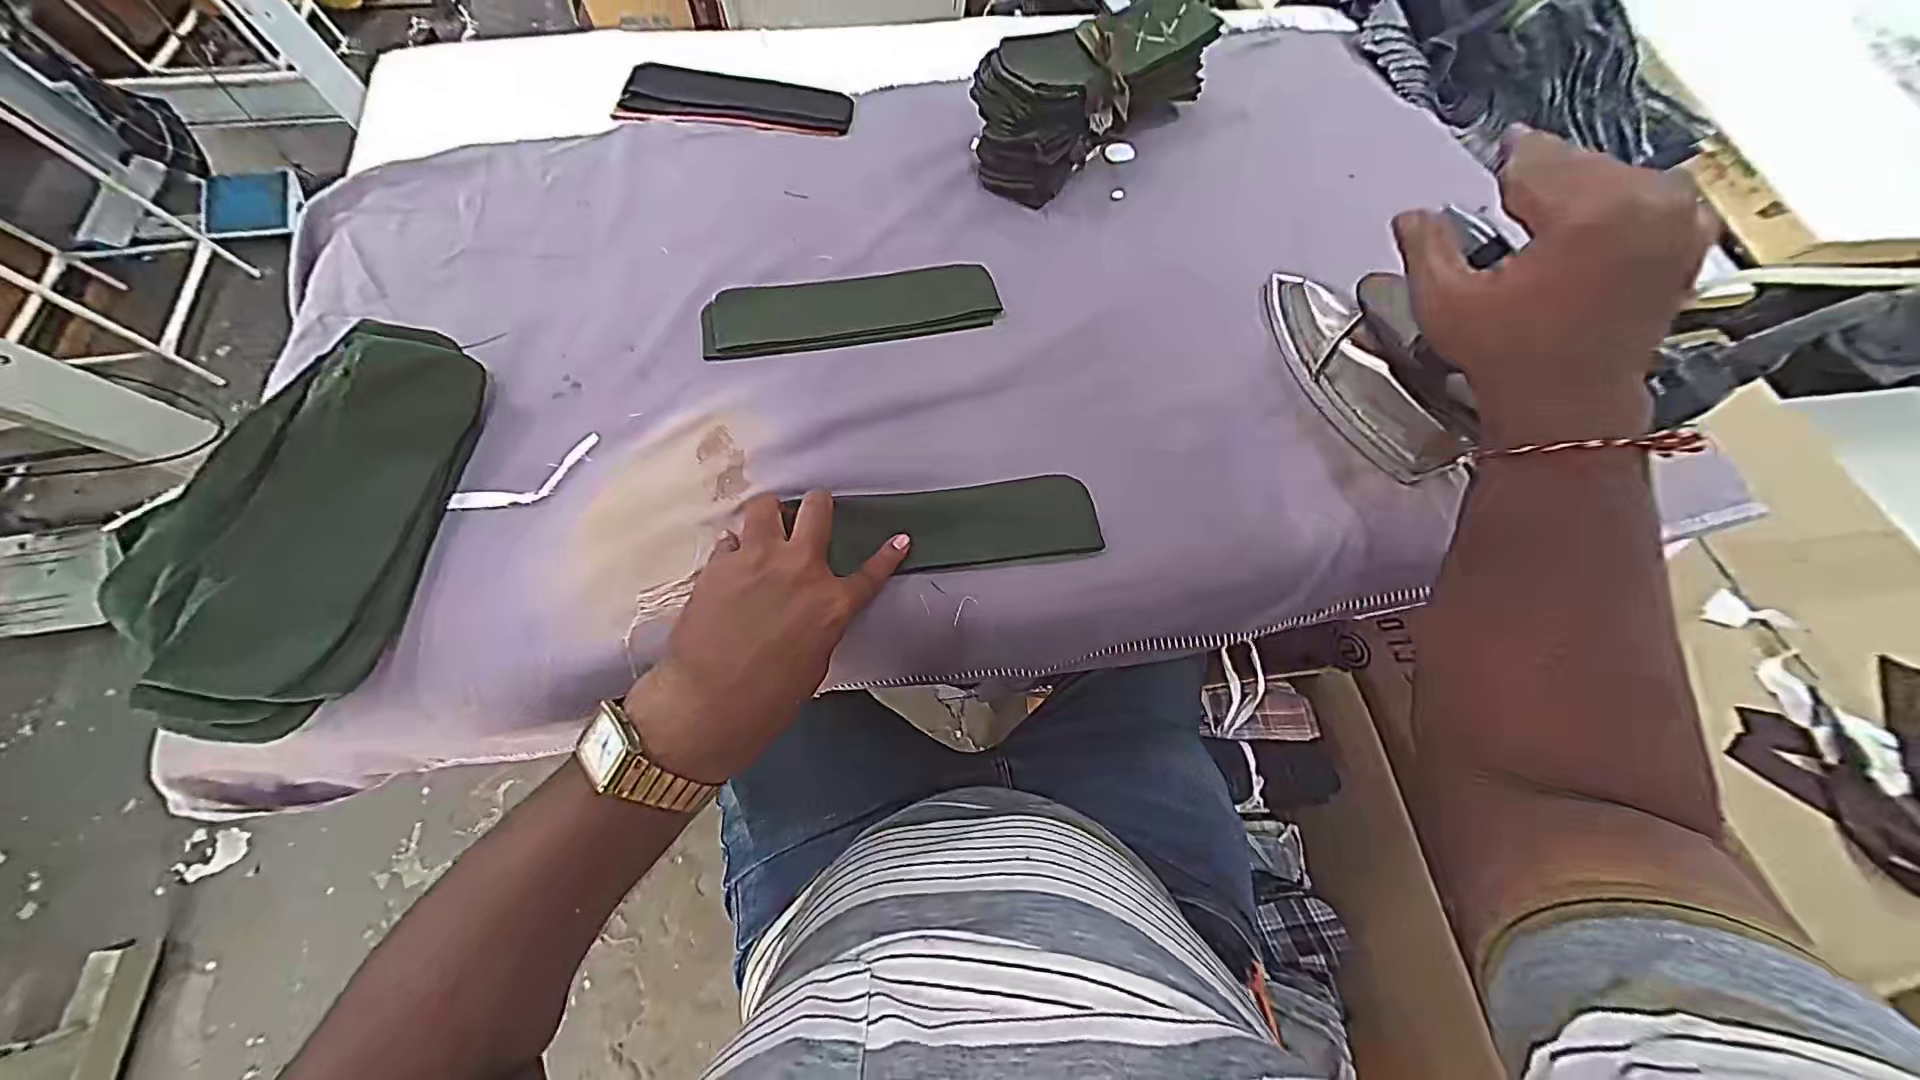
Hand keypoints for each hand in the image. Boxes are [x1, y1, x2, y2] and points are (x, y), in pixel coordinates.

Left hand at [621, 491, 908, 783]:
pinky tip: (734, 561)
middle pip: (816, 509)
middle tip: (816, 508)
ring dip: (771, 512)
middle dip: (819, 504)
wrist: (711, 701)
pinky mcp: (719, 565)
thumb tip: (812, 613)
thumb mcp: (816, 662)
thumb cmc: (768, 697)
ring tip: (769, 521)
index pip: (872, 571)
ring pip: (765, 506)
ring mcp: (756, 560)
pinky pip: (730, 540)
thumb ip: (821, 625)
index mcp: (832, 602)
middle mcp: (799, 569)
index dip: (889, 554)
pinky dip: (735, 547)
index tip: (898, 540)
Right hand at [1391, 127, 1720, 445]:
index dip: (1502, 163)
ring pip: (1611, 175)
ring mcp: (1677, 222)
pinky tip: (1577, 234)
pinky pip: (1644, 197)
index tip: (1492, 157)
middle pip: (1576, 163)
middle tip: (1503, 198)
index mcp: (1590, 214)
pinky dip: (1609, 207)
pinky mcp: (1686, 240)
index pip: (1536, 159)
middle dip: (1537, 180)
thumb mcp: (1445, 305)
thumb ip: (1424, 248)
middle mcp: (1648, 206)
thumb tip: (1412, 218)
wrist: (1568, 405)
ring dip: (1572, 192)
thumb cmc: (1514, 363)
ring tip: (1536, 224)